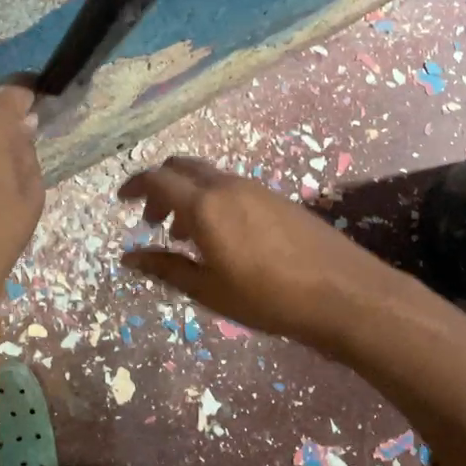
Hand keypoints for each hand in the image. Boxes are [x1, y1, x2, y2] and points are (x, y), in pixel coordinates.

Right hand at [117, 156, 413, 342]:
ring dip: (187, 195)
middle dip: (160, 187)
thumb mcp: (208, 290)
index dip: (134, 186)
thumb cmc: (267, 298)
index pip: (157, 180)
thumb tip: (128, 258)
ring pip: (208, 177)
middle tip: (151, 220)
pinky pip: (231, 187)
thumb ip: (165, 268)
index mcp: (204, 205)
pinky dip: (211, 200)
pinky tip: (221, 237)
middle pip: (182, 168)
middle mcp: (227, 186)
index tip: (122, 202)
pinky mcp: (277, 198)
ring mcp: (255, 188)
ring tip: (184, 235)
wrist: (343, 293)